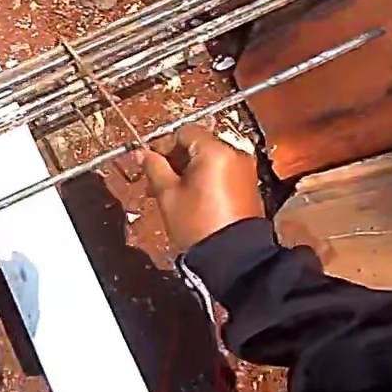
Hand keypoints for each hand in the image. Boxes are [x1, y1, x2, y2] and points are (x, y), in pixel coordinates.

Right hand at [139, 125, 264, 250]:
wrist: (234, 258)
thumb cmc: (198, 224)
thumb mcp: (168, 195)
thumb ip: (154, 167)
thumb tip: (142, 152)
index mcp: (215, 151)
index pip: (184, 133)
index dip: (165, 147)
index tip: (154, 167)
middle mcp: (234, 154)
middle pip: (198, 145)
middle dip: (177, 161)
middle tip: (161, 183)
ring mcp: (245, 170)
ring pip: (210, 160)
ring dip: (191, 171)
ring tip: (177, 195)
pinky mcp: (249, 185)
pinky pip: (222, 172)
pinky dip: (207, 180)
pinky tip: (195, 200)